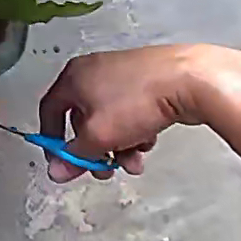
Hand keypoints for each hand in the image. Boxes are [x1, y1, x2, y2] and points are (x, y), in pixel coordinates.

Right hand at [38, 45, 240, 181]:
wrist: (191, 81)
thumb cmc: (140, 98)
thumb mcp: (98, 136)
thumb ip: (74, 155)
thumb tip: (58, 170)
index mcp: (73, 77)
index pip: (49, 111)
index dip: (52, 139)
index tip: (61, 159)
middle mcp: (93, 71)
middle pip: (82, 117)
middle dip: (93, 148)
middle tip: (102, 168)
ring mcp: (121, 73)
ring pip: (109, 117)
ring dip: (117, 144)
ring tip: (133, 161)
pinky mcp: (145, 78)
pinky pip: (130, 110)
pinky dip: (134, 129)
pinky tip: (147, 140)